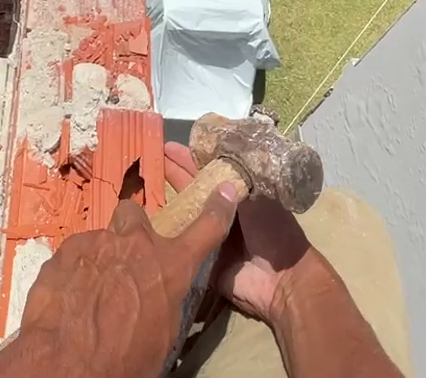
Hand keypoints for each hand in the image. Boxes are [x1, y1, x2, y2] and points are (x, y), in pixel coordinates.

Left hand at [13, 178, 238, 374]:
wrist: (69, 362)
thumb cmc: (126, 360)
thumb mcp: (163, 336)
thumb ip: (165, 299)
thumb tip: (157, 292)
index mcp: (169, 267)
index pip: (205, 230)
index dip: (218, 209)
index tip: (226, 190)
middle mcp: (135, 243)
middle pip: (134, 215)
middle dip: (130, 232)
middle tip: (124, 262)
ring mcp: (97, 241)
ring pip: (101, 239)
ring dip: (99, 259)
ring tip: (90, 292)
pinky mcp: (66, 248)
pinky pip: (74, 254)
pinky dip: (74, 271)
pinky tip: (70, 296)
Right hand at [163, 141, 321, 325]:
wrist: (280, 280)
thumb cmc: (275, 231)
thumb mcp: (259, 194)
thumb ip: (235, 177)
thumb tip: (211, 153)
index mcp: (240, 193)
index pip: (211, 170)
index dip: (192, 157)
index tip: (171, 145)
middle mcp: (223, 210)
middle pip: (194, 187)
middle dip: (174, 170)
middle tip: (152, 154)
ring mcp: (210, 233)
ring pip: (185, 209)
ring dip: (167, 194)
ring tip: (145, 176)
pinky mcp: (200, 255)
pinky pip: (181, 238)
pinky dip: (166, 226)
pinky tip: (146, 213)